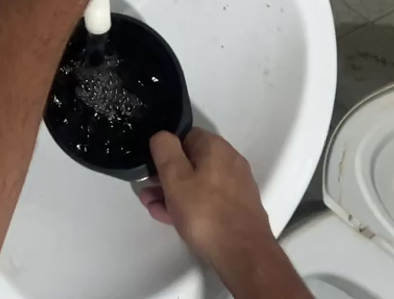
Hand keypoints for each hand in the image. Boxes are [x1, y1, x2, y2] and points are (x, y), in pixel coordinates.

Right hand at [143, 130, 273, 270]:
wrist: (245, 257)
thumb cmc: (206, 213)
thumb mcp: (175, 177)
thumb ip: (164, 150)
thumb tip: (162, 136)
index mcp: (216, 147)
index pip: (184, 136)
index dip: (166, 151)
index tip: (152, 168)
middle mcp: (230, 161)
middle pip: (191, 162)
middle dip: (167, 177)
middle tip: (148, 193)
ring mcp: (237, 187)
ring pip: (199, 183)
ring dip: (176, 193)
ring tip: (155, 208)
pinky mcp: (240, 209)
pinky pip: (210, 200)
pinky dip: (193, 206)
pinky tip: (174, 219)